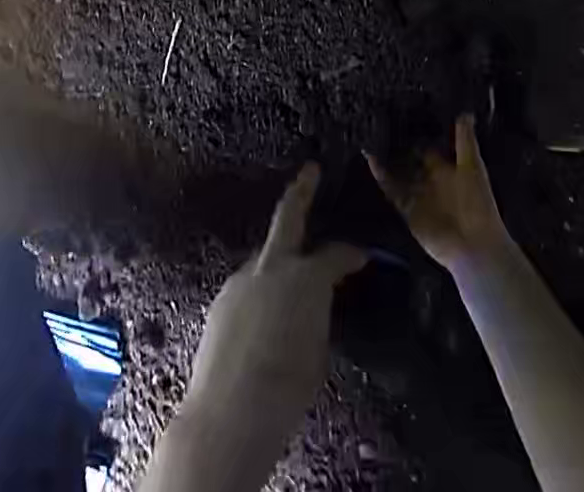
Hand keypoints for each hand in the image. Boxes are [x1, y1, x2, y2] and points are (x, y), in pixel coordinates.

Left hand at [181, 164, 365, 426]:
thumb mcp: (319, 348)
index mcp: (306, 277)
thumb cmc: (288, 385)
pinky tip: (264, 314)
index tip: (362, 257)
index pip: (337, 254)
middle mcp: (272, 267)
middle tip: (310, 170)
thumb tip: (316, 305)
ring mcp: (241, 279)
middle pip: (288, 216)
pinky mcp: (221, 298)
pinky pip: (248, 283)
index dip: (352, 254)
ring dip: (280, 261)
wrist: (229, 413)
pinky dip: (261, 288)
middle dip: (302, 191)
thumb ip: (319, 313)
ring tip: (290, 282)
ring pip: (265, 258)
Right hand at [367, 113, 512, 271]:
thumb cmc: (478, 202)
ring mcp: (417, 194)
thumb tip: (465, 111)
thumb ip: (465, 141)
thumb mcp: (472, 166)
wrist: (473, 244)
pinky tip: (370, 159)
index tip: (402, 112)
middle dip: (397, 145)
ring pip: (397, 173)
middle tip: (379, 121)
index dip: (417, 132)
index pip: (429, 147)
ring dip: (385, 159)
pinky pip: (391, 190)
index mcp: (447, 169)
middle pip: (410, 159)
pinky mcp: (406, 209)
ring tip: (370, 136)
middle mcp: (430, 180)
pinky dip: (380, 176)